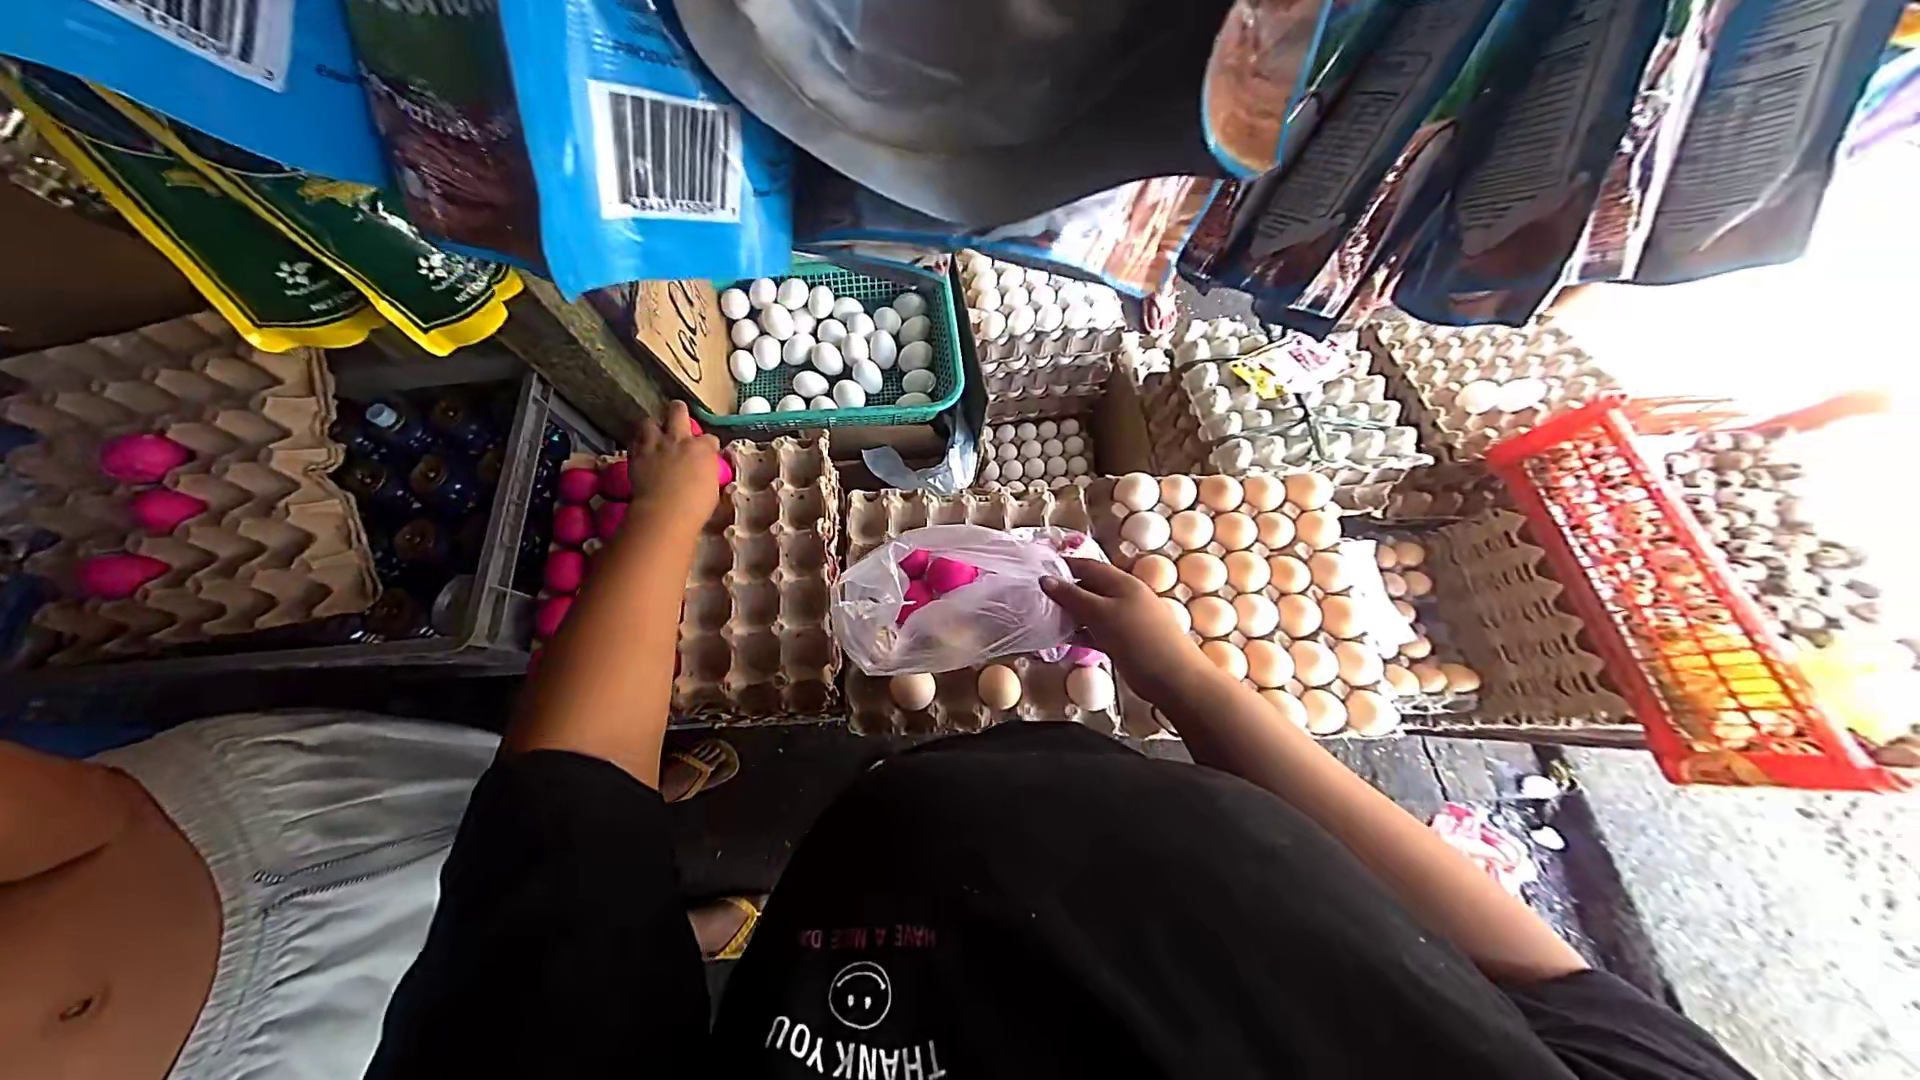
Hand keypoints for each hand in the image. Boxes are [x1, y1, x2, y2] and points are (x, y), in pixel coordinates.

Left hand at [625, 401, 721, 523]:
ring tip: (654, 433)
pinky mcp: (636, 454)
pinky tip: (642, 449)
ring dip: (653, 426)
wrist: (665, 512)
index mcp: (703, 449)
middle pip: (678, 411)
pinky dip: (639, 443)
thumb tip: (705, 473)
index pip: (710, 439)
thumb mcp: (713, 489)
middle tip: (678, 418)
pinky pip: (635, 440)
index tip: (707, 453)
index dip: (708, 445)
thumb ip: (708, 474)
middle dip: (679, 411)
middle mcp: (679, 439)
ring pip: (650, 421)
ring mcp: (655, 444)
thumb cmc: (696, 507)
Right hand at [1041, 558, 1213, 702]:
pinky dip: (1079, 633)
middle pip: (1089, 588)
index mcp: (1122, 582)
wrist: (1174, 679)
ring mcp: (1125, 620)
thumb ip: (1073, 597)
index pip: (1088, 566)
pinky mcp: (1123, 642)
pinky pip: (1096, 631)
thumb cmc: (1139, 639)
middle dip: (1064, 591)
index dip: (1064, 565)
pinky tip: (1062, 638)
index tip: (1038, 569)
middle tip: (1036, 597)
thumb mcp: (1102, 614)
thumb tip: (1046, 579)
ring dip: (1070, 614)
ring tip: (1043, 617)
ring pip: (1091, 611)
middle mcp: (1124, 597)